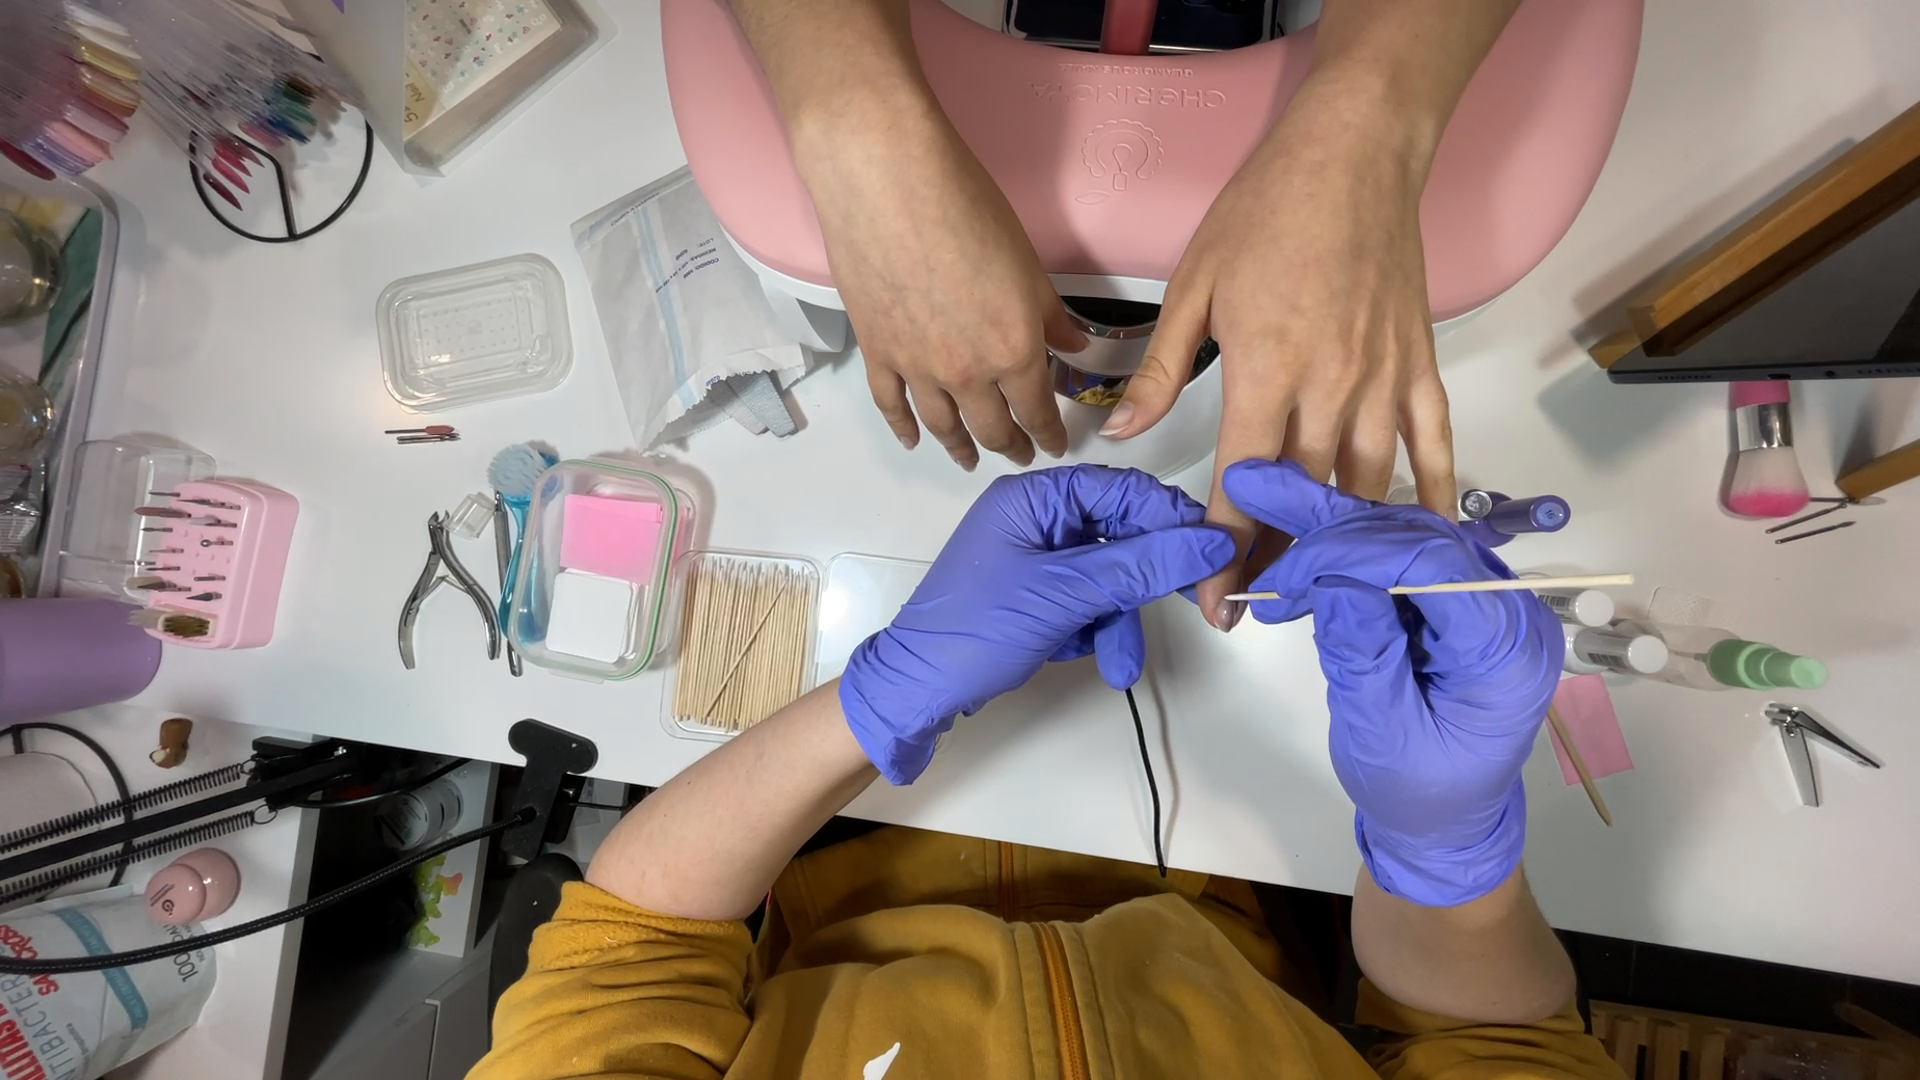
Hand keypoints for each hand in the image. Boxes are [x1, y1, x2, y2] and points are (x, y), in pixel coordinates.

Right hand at [800, 111, 1086, 469]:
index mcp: (1013, 352)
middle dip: (1011, 447)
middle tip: (1019, 454)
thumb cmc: (964, 208)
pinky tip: (913, 441)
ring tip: (970, 460)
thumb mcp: (1027, 265)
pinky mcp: (878, 353)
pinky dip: (903, 428)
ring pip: (942, 426)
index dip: (1048, 435)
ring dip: (961, 448)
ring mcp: (917, 369)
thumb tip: (1072, 346)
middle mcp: (966, 374)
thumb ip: (1050, 317)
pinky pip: (892, 405)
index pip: (1036, 411)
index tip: (1053, 446)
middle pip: (992, 428)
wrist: (886, 181)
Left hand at [842, 465, 1233, 782]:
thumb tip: (1213, 543)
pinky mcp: (1037, 594)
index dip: (1170, 520)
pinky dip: (1096, 631)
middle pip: (1118, 536)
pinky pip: (1087, 601)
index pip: (1120, 491)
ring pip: (1107, 577)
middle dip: (1144, 582)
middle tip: (1197, 604)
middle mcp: (1036, 519)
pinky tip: (1092, 658)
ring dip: (1119, 620)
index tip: (1216, 553)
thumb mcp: (1064, 594)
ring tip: (1121, 664)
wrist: (918, 691)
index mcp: (1033, 498)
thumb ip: (1139, 566)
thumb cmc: (978, 630)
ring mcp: (1036, 558)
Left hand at [1106, 80, 1454, 628]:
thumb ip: (1158, 371)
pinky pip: (1430, 440)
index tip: (1212, 595)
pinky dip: (1427, 492)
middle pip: (1301, 499)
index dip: (1224, 545)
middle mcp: (1331, 388)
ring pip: (1362, 484)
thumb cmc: (1266, 214)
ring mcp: (1384, 379)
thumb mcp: (1191, 289)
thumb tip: (1121, 431)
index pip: (1241, 482)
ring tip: (1315, 590)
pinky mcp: (1419, 364)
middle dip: (1276, 560)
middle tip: (1252, 608)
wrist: (1354, 151)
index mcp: (1266, 372)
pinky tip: (1420, 536)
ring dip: (1339, 543)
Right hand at [1221, 459, 1562, 906]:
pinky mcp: (1442, 601)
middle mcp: (1500, 608)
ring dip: (1326, 522)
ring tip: (1261, 498)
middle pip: (1413, 533)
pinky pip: (1387, 556)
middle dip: (1329, 520)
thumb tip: (1335, 579)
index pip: (1430, 562)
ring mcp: (1473, 600)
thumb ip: (1363, 654)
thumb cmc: (1415, 789)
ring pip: (1397, 533)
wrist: (1442, 819)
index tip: (1283, 575)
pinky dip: (1334, 547)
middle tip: (1254, 490)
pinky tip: (1290, 542)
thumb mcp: (1382, 732)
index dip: (1350, 550)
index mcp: (1503, 648)